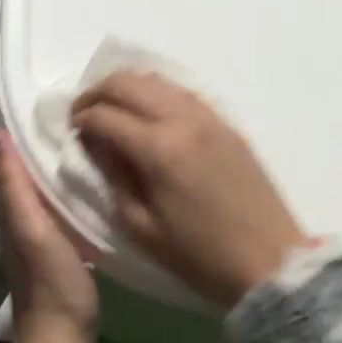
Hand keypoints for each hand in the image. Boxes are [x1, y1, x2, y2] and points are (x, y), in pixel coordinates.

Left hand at [0, 129, 98, 342]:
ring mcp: (39, 242)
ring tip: (84, 148)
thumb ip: (15, 186)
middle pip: (24, 178)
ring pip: (42, 196)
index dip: (17, 135)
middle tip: (71, 122)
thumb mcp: (34, 230)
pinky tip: (90, 194)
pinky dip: (69, 198)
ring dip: (54, 173)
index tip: (43, 107)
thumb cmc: (51, 286)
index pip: (6, 164)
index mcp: (11, 213)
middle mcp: (20, 223)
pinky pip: (60, 215)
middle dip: (38, 149)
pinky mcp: (58, 257)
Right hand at [72, 72, 309, 307]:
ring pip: (154, 79)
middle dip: (96, 93)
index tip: (70, 133)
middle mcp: (181, 120)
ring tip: (112, 110)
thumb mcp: (141, 228)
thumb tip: (94, 145)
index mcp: (158, 150)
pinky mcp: (225, 123)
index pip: (103, 115)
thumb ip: (113, 178)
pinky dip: (155, 92)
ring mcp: (207, 117)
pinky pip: (181, 91)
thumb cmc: (200, 256)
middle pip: (126, 83)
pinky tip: (147, 113)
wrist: (270, 263)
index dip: (80, 120)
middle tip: (83, 114)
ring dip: (125, 88)